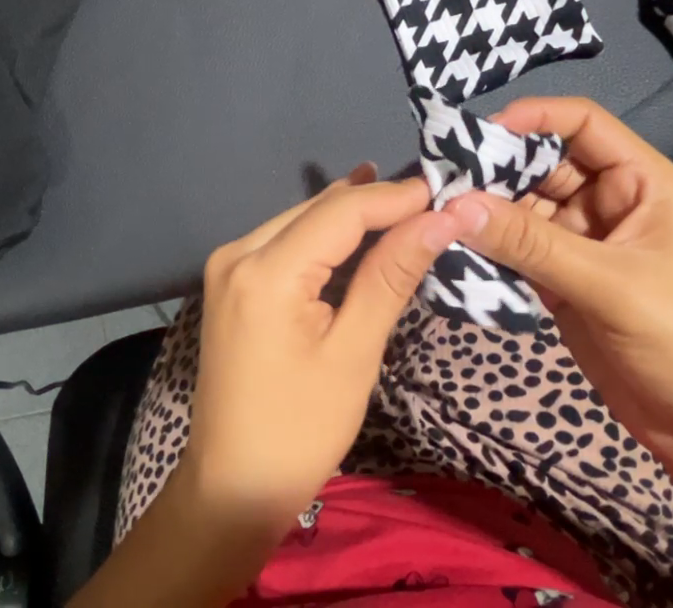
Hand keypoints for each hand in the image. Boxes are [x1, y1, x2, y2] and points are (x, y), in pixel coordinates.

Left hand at [184, 165, 466, 528]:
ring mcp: (227, 266)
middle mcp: (237, 253)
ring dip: (349, 217)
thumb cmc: (301, 428)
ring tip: (406, 206)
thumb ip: (390, 277)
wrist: (234, 482)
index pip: (339, 211)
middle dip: (374, 201)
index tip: (445, 191)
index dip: (393, 197)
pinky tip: (357, 233)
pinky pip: (283, 243)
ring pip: (299, 221)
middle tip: (432, 198)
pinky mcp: (230, 282)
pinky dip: (323, 239)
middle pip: (316, 210)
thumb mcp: (354, 352)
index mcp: (264, 270)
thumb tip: (438, 220)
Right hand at [441, 98, 672, 481]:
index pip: (583, 124)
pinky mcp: (564, 284)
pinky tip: (452, 253)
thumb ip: (532, 245)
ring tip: (435, 219)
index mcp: (641, 184)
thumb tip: (455, 205)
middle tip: (437, 185)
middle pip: (541, 166)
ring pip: (523, 212)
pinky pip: (518, 254)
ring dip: (485, 215)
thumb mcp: (613, 287)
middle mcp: (609, 205)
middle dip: (494, 172)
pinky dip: (489, 252)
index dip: (532, 118)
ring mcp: (584, 246)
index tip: (474, 136)